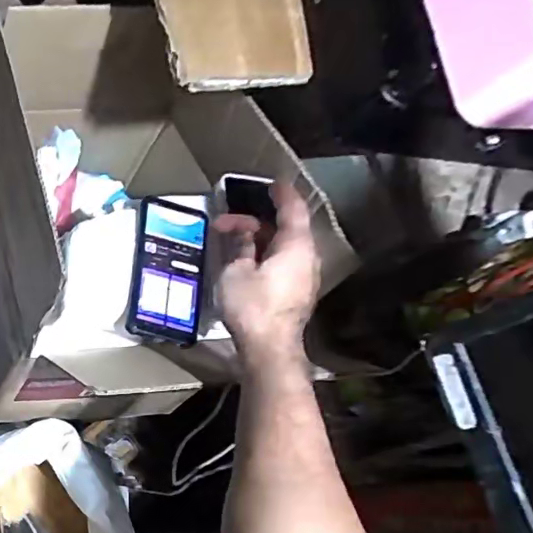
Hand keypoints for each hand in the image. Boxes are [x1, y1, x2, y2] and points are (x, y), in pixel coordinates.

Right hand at [213, 179, 320, 360]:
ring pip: (283, 249)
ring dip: (259, 242)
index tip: (272, 184)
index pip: (293, 209)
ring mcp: (304, 278)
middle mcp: (306, 258)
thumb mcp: (236, 272)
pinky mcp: (296, 295)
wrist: (269, 348)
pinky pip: (282, 266)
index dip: (281, 194)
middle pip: (285, 230)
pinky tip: (245, 265)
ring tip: (233, 244)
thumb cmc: (252, 306)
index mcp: (295, 245)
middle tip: (225, 224)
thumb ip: (241, 247)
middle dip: (256, 223)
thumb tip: (243, 234)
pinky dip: (264, 258)